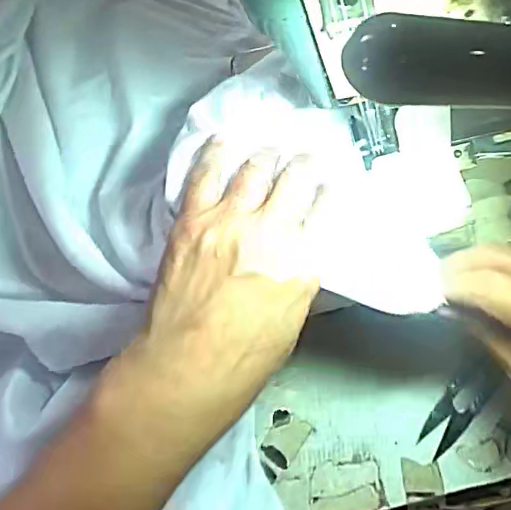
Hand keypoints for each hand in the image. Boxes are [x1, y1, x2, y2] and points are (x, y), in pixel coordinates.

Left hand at [106, 140, 324, 450]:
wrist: (183, 369)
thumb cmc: (244, 359)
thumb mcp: (293, 318)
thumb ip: (300, 275)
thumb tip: (302, 251)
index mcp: (302, 260)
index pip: (323, 209)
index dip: (326, 192)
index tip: (327, 184)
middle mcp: (271, 232)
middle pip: (293, 180)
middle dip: (302, 164)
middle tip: (304, 157)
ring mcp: (229, 221)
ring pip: (253, 170)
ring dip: (266, 155)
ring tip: (271, 149)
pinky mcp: (193, 221)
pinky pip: (205, 175)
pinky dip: (216, 153)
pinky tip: (224, 140)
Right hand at [441, 244, 510, 456]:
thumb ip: (490, 339)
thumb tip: (450, 308)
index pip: (487, 284)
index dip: (449, 285)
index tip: (419, 291)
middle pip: (494, 256)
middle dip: (455, 268)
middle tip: (425, 287)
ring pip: (506, 253)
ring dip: (473, 267)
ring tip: (447, 289)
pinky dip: (496, 271)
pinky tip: (480, 289)